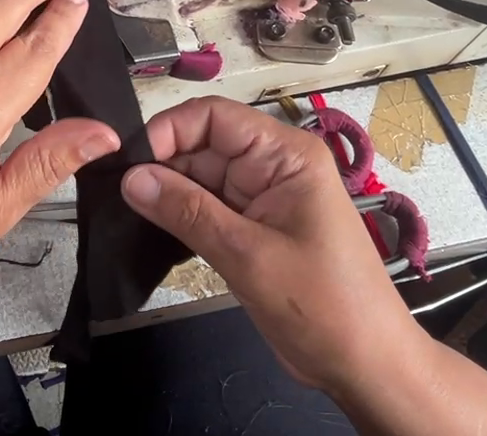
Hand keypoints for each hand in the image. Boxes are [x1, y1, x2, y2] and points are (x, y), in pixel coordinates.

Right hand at [120, 97, 421, 392]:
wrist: (369, 369)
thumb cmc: (324, 305)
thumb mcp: (249, 256)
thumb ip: (188, 212)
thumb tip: (131, 178)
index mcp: (285, 155)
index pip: (214, 117)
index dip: (170, 130)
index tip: (129, 162)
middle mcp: (271, 166)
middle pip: (202, 145)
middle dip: (161, 165)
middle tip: (117, 192)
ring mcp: (260, 197)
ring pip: (198, 178)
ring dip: (166, 193)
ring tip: (124, 209)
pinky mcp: (251, 227)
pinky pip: (205, 207)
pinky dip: (179, 216)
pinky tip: (149, 228)